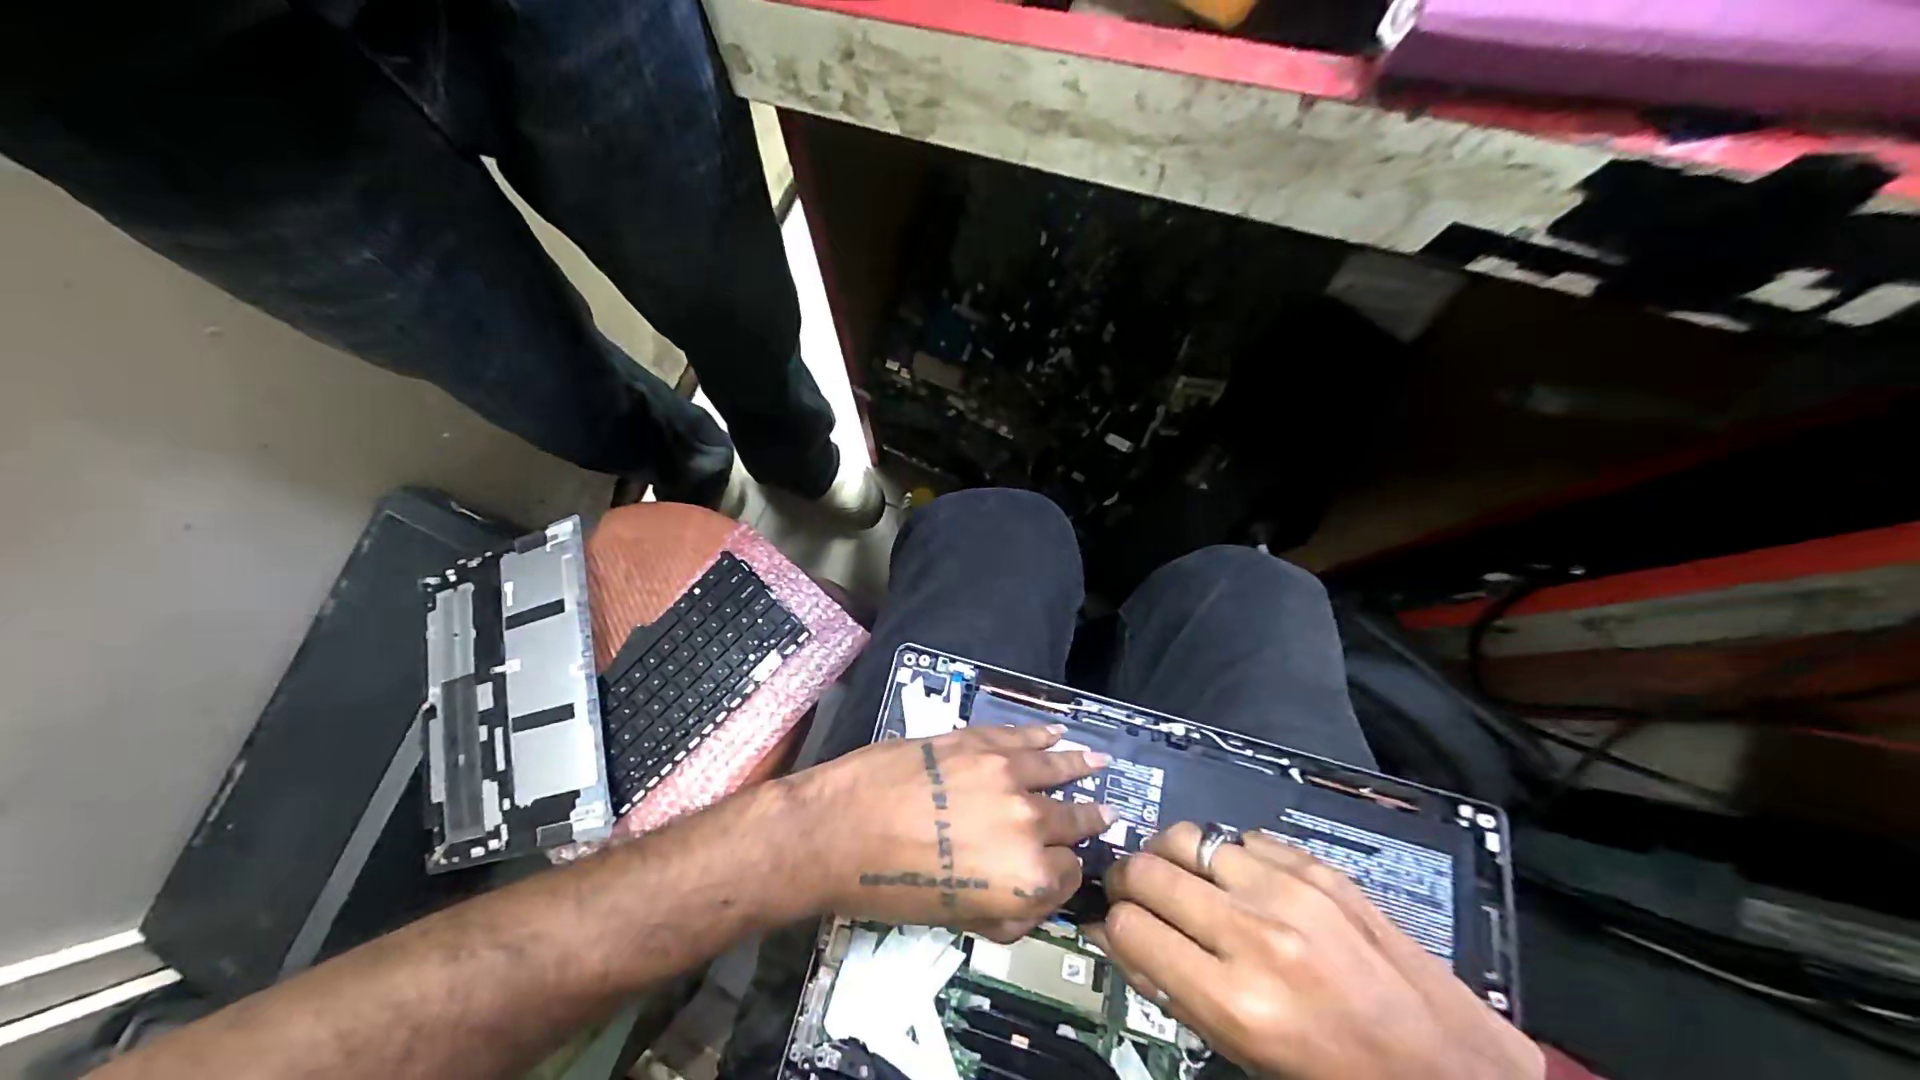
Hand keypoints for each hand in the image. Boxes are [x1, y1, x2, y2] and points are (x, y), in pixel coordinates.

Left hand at [789, 723, 1113, 941]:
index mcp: (1027, 877)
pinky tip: (1056, 734)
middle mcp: (1030, 822)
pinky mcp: (979, 742)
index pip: (1067, 875)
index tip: (1059, 868)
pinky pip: (1023, 737)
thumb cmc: (891, 888)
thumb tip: (1030, 900)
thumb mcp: (955, 921)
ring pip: (1057, 770)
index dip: (1063, 875)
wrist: (839, 830)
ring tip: (1098, 761)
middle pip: (1071, 821)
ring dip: (1080, 766)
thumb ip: (1006, 913)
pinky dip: (1044, 736)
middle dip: (1087, 821)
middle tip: (1103, 813)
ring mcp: (1006, 774)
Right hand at [1091, 822, 1543, 1079]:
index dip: (1112, 923)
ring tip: (1184, 878)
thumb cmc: (1334, 1073)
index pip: (1130, 927)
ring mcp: (1290, 891)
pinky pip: (1240, 837)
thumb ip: (1168, 987)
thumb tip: (1111, 933)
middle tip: (1136, 892)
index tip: (1117, 923)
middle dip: (1127, 879)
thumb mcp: (1242, 1052)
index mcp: (1236, 1001)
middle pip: (1147, 870)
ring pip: (1186, 837)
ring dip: (1171, 857)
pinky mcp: (1318, 867)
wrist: (1448, 1064)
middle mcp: (1256, 935)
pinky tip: (1242, 883)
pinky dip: (1227, 857)